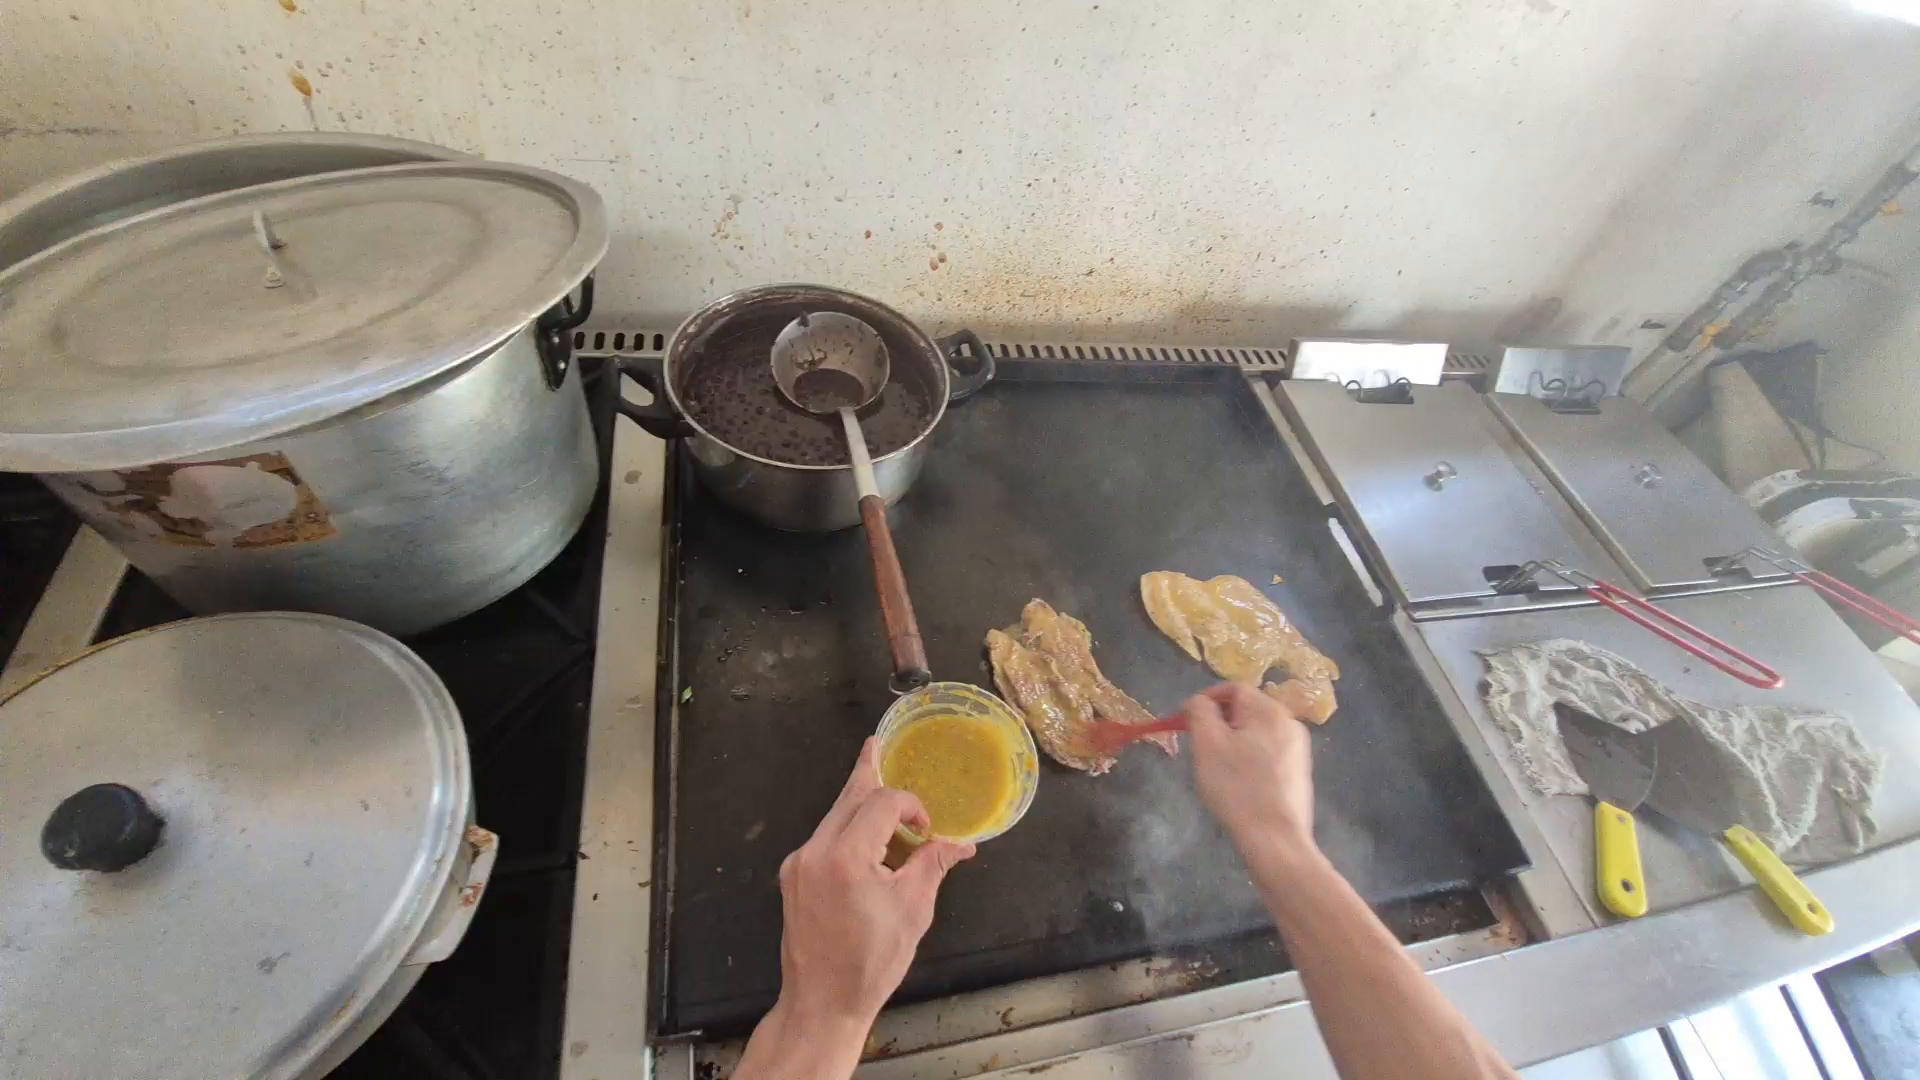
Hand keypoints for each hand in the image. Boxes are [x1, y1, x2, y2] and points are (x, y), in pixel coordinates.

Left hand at [775, 737, 975, 1030]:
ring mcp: (799, 863)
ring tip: (874, 773)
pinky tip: (866, 832)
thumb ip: (933, 864)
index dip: (910, 806)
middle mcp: (815, 850)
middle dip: (868, 771)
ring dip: (861, 801)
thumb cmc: (871, 962)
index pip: (882, 803)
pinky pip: (825, 836)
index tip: (928, 829)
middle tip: (876, 742)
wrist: (820, 1005)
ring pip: (835, 815)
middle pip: (848, 796)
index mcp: (845, 857)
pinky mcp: (793, 875)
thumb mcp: (913, 911)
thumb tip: (962, 844)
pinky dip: (849, 827)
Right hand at [1186, 681, 1316, 860]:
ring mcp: (1298, 748)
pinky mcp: (1299, 771)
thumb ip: (1199, 711)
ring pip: (1255, 731)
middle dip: (1219, 722)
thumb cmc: (1237, 787)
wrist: (1275, 839)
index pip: (1233, 688)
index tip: (1187, 721)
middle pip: (1245, 709)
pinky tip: (1240, 782)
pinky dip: (1249, 757)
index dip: (1206, 699)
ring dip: (1233, 740)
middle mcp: (1289, 722)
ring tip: (1218, 767)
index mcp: (1269, 710)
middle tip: (1200, 746)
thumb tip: (1197, 701)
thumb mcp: (1206, 743)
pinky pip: (1267, 751)